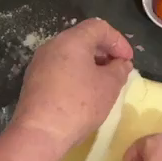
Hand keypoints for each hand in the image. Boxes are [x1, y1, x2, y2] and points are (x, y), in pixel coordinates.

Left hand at [8, 18, 133, 154]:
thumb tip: (121, 64)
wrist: (40, 132)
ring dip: (89, 63)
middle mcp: (52, 45)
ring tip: (103, 82)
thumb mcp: (109, 86)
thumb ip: (119, 70)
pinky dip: (75, 73)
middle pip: (82, 38)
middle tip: (118, 70)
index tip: (128, 60)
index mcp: (71, 40)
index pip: (98, 27)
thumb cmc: (79, 105)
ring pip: (69, 54)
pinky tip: (83, 93)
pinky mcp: (33, 80)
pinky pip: (59, 68)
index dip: (118, 41)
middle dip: (104, 51)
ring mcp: (39, 63)